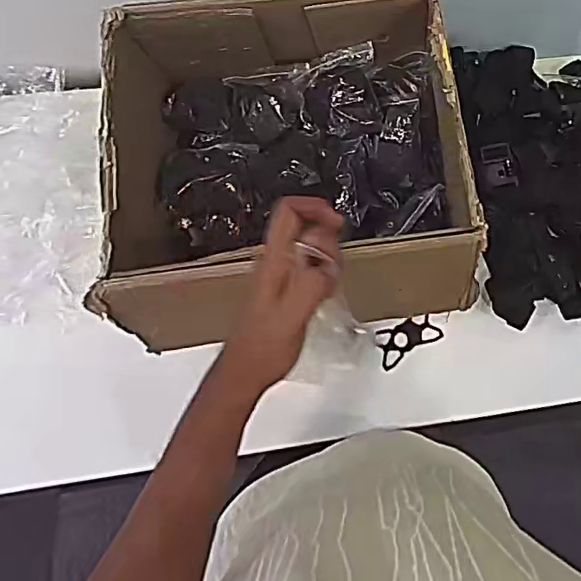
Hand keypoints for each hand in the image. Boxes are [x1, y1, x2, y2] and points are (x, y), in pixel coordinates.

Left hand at [213, 196, 344, 393]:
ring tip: (330, 279)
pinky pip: (310, 265)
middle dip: (328, 236)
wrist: (244, 373)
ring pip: (309, 244)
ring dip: (328, 255)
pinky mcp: (286, 288)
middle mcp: (274, 263)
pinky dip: (324, 271)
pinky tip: (325, 290)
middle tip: (334, 262)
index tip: (336, 223)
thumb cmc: (262, 349)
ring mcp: (279, 274)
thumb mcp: (292, 315)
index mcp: (274, 262)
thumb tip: (326, 257)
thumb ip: (310, 282)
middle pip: (304, 224)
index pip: (289, 211)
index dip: (316, 208)